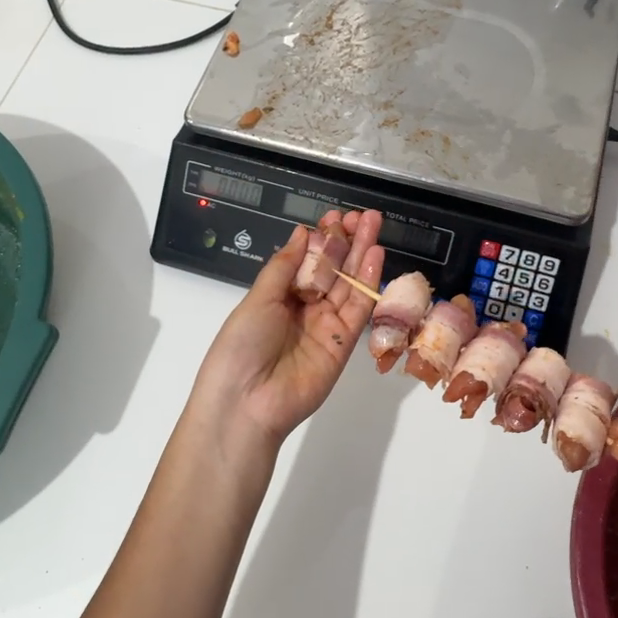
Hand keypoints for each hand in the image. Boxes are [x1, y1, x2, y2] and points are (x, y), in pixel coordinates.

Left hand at [190, 209, 384, 450]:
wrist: (246, 402)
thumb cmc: (241, 346)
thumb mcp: (258, 298)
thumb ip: (284, 265)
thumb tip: (303, 233)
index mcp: (280, 297)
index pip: (308, 261)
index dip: (323, 238)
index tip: (336, 216)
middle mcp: (305, 309)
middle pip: (333, 270)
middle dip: (348, 241)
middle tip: (363, 215)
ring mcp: (326, 326)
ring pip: (349, 284)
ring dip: (362, 255)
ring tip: (373, 224)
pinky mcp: (344, 344)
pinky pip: (358, 309)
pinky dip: (368, 282)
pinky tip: (376, 256)